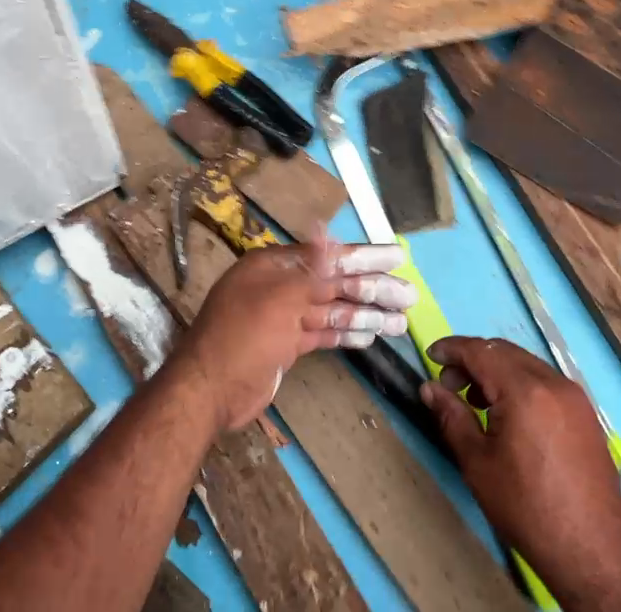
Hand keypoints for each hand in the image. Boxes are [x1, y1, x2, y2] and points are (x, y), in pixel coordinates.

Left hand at [164, 231, 416, 432]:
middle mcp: (279, 287)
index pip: (327, 257)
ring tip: (402, 320)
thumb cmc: (244, 336)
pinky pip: (321, 333)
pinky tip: (371, 336)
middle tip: (411, 295)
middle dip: (372, 289)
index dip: (363, 258)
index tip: (397, 258)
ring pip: (331, 311)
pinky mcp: (285, 345)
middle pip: (333, 284)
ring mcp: (282, 318)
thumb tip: (326, 229)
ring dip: (365, 314)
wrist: (210, 391)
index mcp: (273, 266)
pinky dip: (345, 334)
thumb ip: (311, 269)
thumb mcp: (280, 297)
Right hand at [422, 337, 620, 603]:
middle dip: (474, 359)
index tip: (431, 356)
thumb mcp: (477, 462)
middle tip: (449, 384)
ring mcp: (576, 399)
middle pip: (506, 352)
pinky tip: (508, 416)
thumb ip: (452, 416)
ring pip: (527, 365)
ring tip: (475, 402)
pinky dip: (521, 385)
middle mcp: (554, 384)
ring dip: (497, 372)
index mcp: (525, 391)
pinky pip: (546, 384)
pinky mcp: (586, 417)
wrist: (592, 551)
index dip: (453, 349)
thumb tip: (430, 388)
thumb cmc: (526, 507)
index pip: (482, 351)